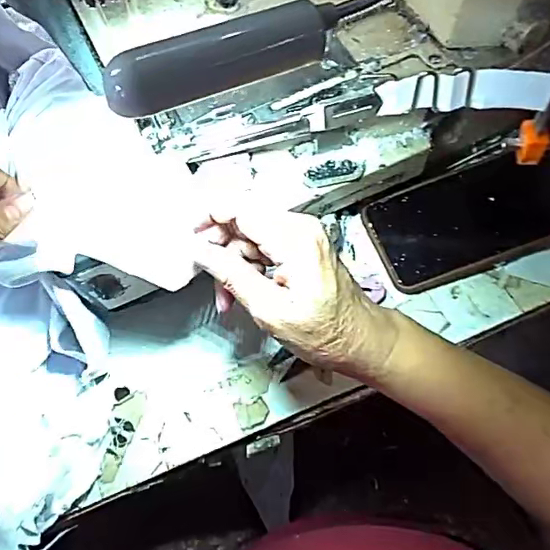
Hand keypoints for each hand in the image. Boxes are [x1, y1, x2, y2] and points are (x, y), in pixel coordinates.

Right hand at [192, 208, 399, 380]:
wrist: (360, 341)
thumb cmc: (328, 331)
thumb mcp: (269, 309)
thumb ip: (232, 275)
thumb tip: (201, 252)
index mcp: (295, 238)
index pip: (240, 209)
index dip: (209, 218)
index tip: (190, 234)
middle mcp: (300, 228)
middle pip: (242, 221)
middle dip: (219, 248)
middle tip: (204, 271)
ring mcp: (301, 235)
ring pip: (248, 237)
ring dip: (232, 264)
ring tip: (226, 296)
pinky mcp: (299, 246)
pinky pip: (261, 247)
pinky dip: (247, 267)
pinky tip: (241, 290)